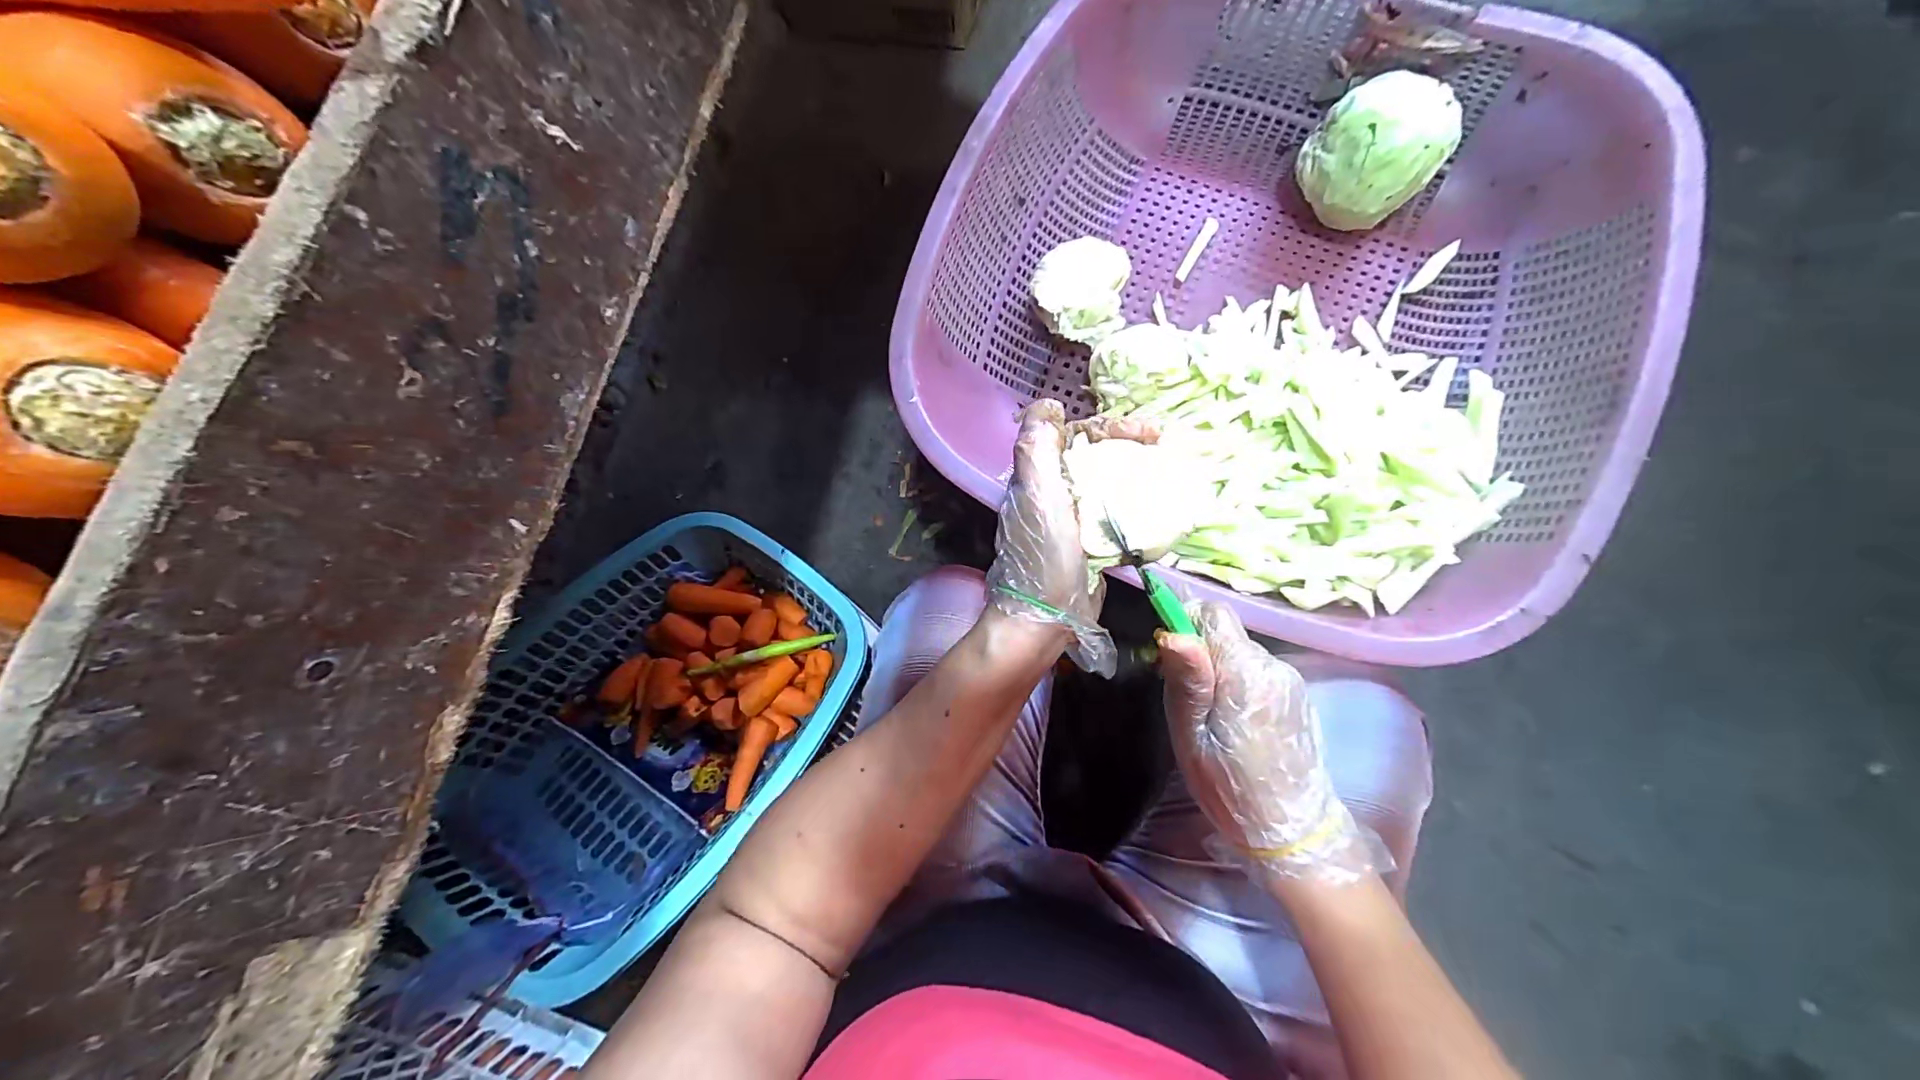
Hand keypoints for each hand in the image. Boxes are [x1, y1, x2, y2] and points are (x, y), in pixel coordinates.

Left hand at [985, 400, 1154, 676]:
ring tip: (1173, 471)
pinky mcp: (1090, 545)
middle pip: (1096, 456)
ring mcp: (1074, 520)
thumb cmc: (1041, 557)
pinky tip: (1163, 508)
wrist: (1043, 618)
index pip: (1078, 435)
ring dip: (1139, 473)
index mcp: (1041, 477)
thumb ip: (1035, 450)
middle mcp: (1055, 493)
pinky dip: (1138, 507)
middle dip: (1131, 445)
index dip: (1112, 426)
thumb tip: (1048, 406)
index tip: (1149, 432)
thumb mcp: (1037, 499)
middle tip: (1166, 446)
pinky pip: (1117, 516)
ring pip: (1109, 484)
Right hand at [1157, 602, 1382, 882]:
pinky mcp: (1294, 696)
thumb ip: (1187, 682)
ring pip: (1238, 653)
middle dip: (1198, 653)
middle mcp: (1273, 667)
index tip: (1168, 658)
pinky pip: (1254, 672)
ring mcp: (1289, 681)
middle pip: (1225, 633)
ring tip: (1207, 717)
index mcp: (1246, 673)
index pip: (1213, 613)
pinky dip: (1235, 684)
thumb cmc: (1231, 789)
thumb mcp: (1193, 739)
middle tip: (1183, 699)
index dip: (1185, 623)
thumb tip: (1173, 633)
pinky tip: (1232, 722)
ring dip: (1216, 671)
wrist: (1293, 834)